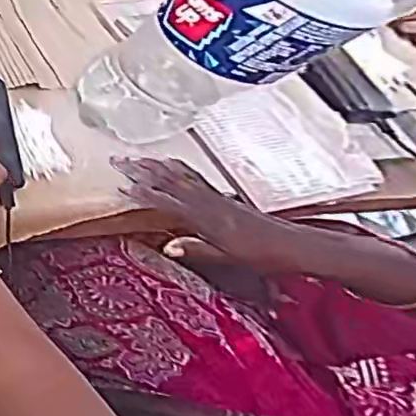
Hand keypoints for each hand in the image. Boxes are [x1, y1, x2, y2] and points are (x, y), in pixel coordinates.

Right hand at [113, 157, 299, 271]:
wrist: (297, 246)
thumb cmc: (263, 256)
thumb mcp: (230, 259)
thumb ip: (198, 250)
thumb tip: (167, 246)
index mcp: (206, 219)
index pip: (168, 202)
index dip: (144, 194)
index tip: (122, 187)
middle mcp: (208, 203)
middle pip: (169, 182)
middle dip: (142, 170)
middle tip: (119, 160)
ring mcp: (215, 197)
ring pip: (180, 176)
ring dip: (156, 165)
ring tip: (136, 157)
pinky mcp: (222, 196)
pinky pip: (194, 177)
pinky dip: (178, 167)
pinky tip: (169, 163)